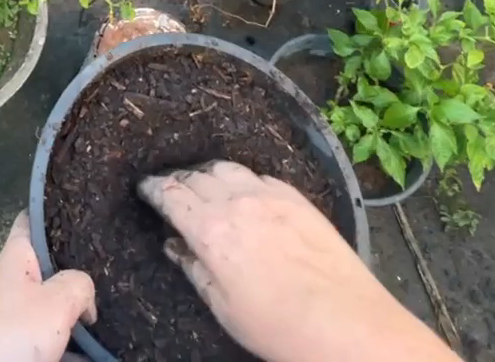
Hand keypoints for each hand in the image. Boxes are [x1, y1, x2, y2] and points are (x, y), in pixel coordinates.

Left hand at [0, 211, 96, 361]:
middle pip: (46, 268)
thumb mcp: (57, 300)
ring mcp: (9, 314)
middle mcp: (10, 280)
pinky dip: (67, 347)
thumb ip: (79, 285)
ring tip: (106, 315)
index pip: (30, 220)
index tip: (79, 212)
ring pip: (49, 308)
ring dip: (73, 315)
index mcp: (15, 255)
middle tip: (107, 274)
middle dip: (74, 274)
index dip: (51, 212)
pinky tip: (91, 355)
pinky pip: (45, 340)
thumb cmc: (13, 329)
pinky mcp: (12, 344)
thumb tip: (85, 299)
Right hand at [138, 161, 458, 361]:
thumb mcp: (224, 309)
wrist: (349, 325)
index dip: (152, 189)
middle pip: (194, 176)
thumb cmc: (281, 327)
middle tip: (172, 192)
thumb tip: (173, 244)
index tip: (144, 188)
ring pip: (225, 168)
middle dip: (177, 181)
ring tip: (205, 188)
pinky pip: (258, 175)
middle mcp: (234, 202)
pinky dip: (242, 179)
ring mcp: (268, 194)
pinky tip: (245, 193)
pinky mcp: (296, 196)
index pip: (169, 194)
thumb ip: (194, 269)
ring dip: (208, 174)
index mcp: (210, 230)